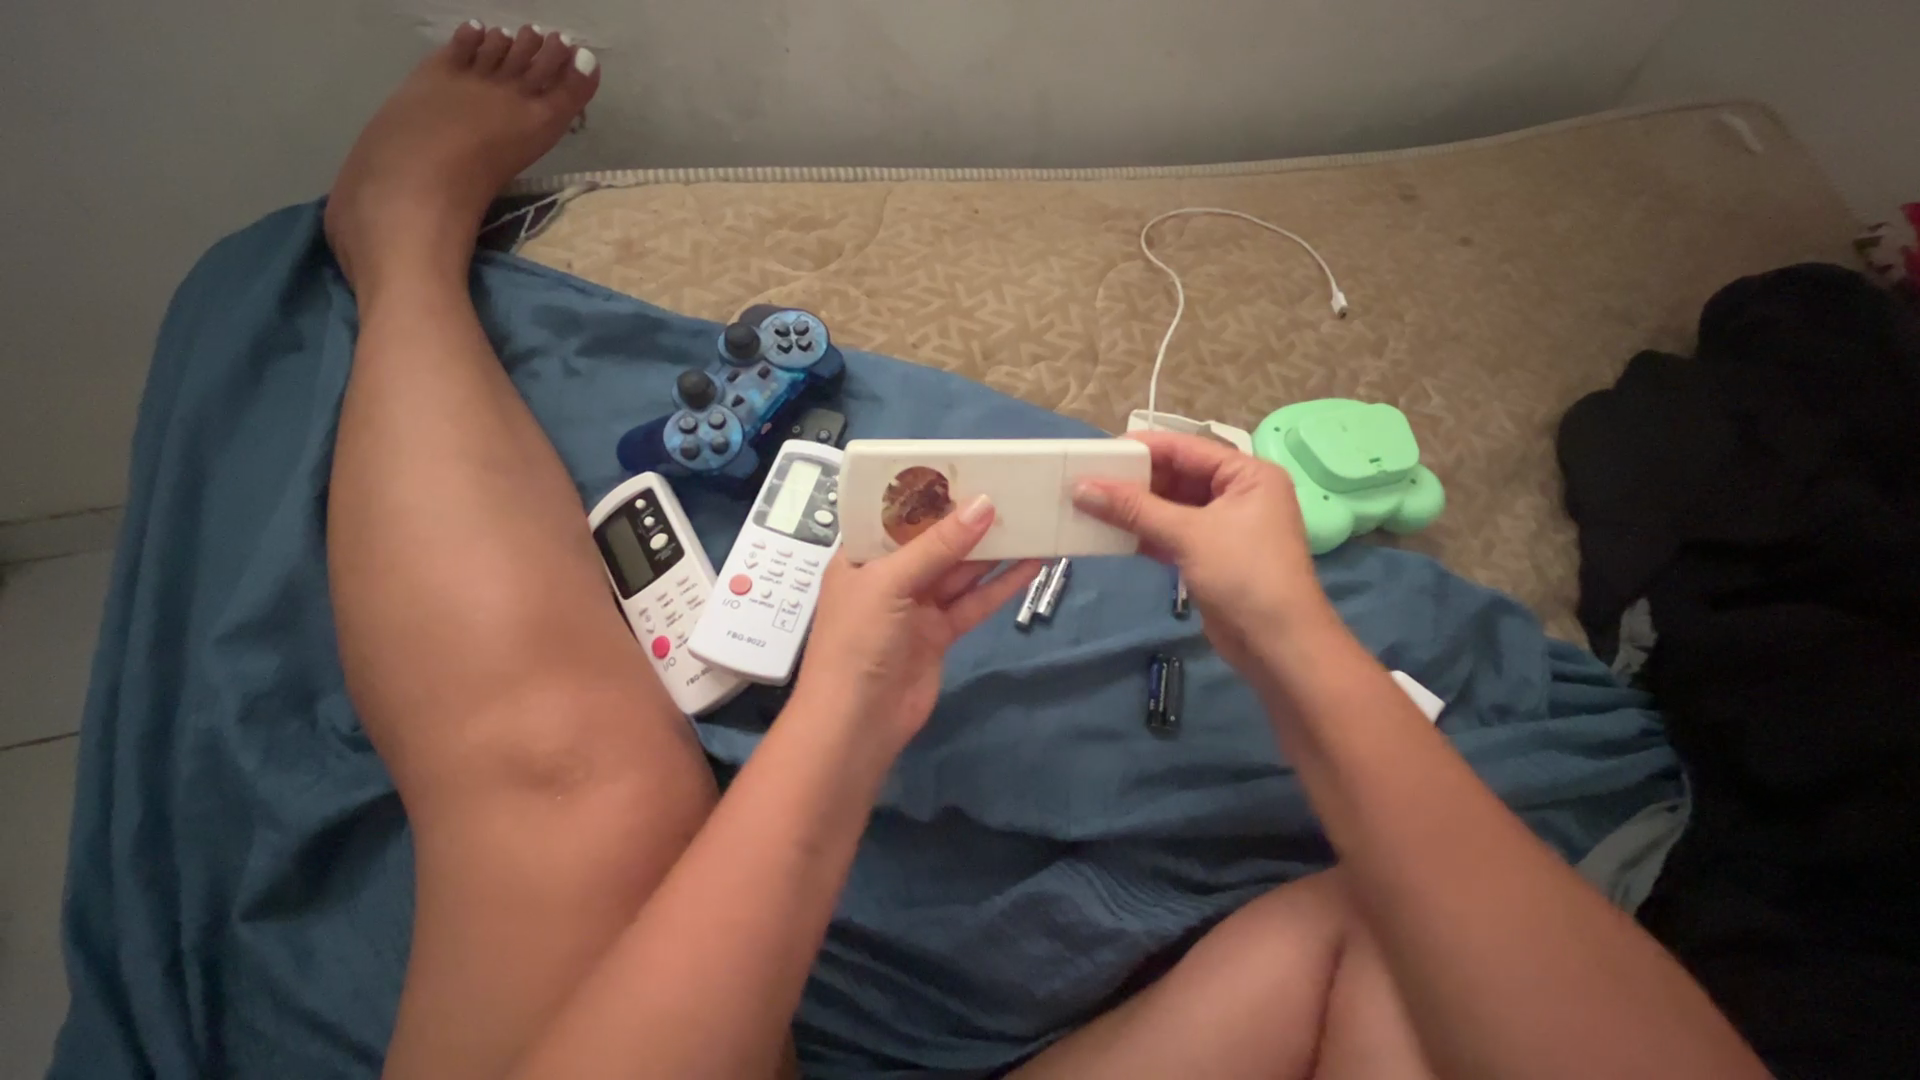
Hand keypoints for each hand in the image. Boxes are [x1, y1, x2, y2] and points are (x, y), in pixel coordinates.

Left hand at [790, 495, 1042, 749]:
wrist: (857, 724)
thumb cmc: (857, 642)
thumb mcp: (890, 583)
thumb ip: (938, 545)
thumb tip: (985, 505)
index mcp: (861, 555)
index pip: (897, 513)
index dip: (932, 493)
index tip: (970, 469)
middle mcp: (889, 576)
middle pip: (935, 540)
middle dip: (970, 520)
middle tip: (1013, 491)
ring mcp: (916, 606)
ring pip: (960, 570)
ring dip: (993, 550)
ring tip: (1032, 520)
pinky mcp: (940, 634)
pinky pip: (973, 601)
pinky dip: (1000, 584)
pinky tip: (1031, 564)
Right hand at [1073, 431, 1332, 672]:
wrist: (1278, 645)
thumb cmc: (1244, 575)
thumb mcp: (1188, 534)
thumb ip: (1134, 509)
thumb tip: (1081, 488)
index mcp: (1248, 475)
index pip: (1187, 449)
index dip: (1143, 448)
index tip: (1099, 450)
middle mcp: (1239, 494)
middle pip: (1178, 476)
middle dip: (1134, 481)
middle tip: (1087, 479)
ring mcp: (1225, 527)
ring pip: (1171, 507)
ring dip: (1135, 509)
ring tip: (1090, 505)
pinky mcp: (1210, 556)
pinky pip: (1171, 534)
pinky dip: (1144, 534)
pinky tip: (1110, 534)